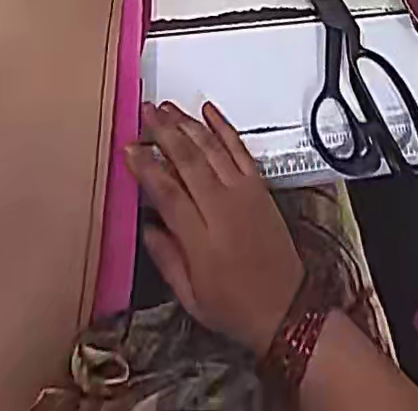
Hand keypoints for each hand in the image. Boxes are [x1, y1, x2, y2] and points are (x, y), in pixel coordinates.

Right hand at [126, 101, 304, 355]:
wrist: (288, 310)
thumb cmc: (236, 307)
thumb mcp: (191, 297)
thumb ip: (165, 257)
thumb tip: (145, 224)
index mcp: (201, 240)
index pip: (167, 192)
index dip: (146, 167)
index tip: (130, 149)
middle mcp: (223, 209)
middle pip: (188, 160)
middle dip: (164, 132)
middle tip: (145, 113)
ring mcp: (244, 193)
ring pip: (212, 148)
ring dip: (187, 124)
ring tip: (167, 108)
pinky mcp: (259, 186)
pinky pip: (240, 148)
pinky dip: (224, 126)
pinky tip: (209, 110)